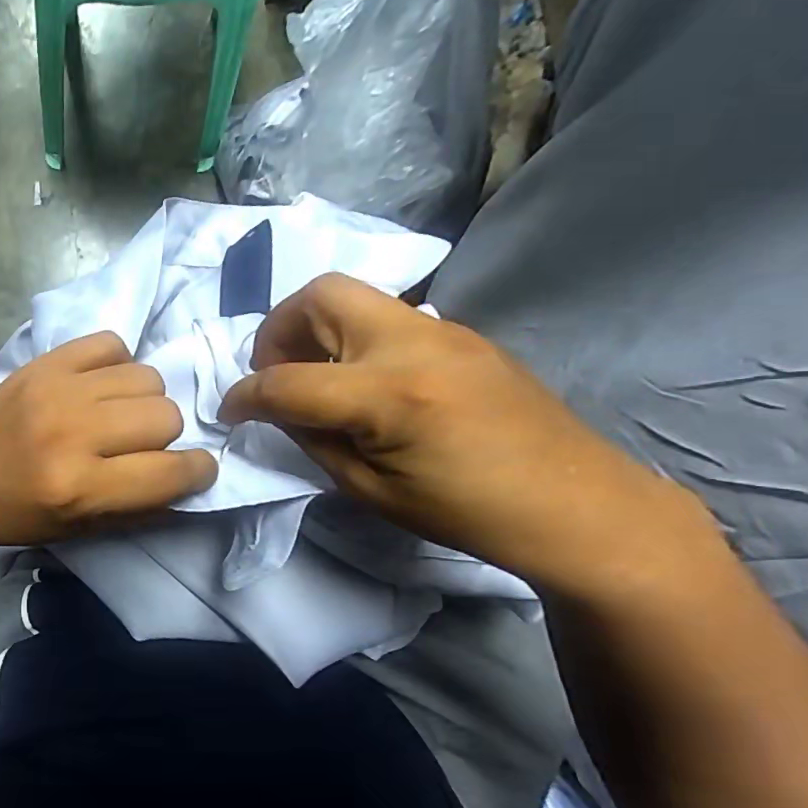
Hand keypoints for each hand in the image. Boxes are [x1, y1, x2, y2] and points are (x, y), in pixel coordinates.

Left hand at [0, 331, 217, 548]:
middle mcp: (70, 433)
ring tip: (117, 416)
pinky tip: (99, 386)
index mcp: (78, 486)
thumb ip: (142, 506)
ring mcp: (55, 390)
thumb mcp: (81, 530)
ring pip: (145, 377)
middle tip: (140, 447)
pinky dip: (116, 364)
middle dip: (165, 437)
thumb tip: (194, 477)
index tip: (194, 470)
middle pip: (165, 415)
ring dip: (143, 400)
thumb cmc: (16, 515)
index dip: (197, 472)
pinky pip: (110, 343)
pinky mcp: (42, 363)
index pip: (171, 471)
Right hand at [218, 273, 720, 597]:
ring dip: (315, 328)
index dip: (244, 396)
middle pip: (318, 295)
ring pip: (352, 294)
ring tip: (316, 375)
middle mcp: (413, 343)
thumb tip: (277, 410)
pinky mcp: (461, 333)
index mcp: (389, 395)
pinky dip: (351, 337)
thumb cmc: (467, 512)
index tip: (228, 411)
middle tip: (277, 371)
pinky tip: (363, 381)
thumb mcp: (368, 489)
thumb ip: (312, 439)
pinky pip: (385, 315)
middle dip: (278, 330)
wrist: (578, 505)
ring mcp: (443, 329)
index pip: (286, 380)